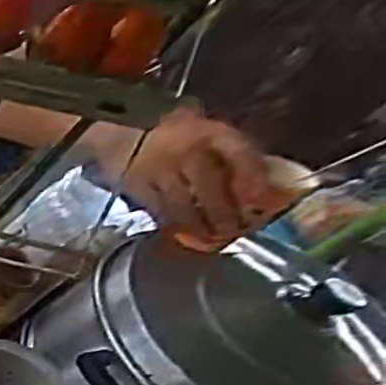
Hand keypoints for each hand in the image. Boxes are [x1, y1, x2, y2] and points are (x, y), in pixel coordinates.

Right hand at [110, 107, 276, 241]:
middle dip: (224, 213)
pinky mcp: (140, 192)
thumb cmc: (179, 134)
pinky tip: (183, 235)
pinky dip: (173, 226)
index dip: (254, 182)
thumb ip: (233, 155)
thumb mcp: (213, 134)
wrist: (128, 136)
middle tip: (235, 231)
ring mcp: (161, 175)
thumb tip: (256, 185)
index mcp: (214, 135)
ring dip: (198, 225)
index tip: (266, 202)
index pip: (241, 159)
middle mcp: (188, 155)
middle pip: (210, 189)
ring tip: (210, 240)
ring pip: (183, 206)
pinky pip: (159, 212)